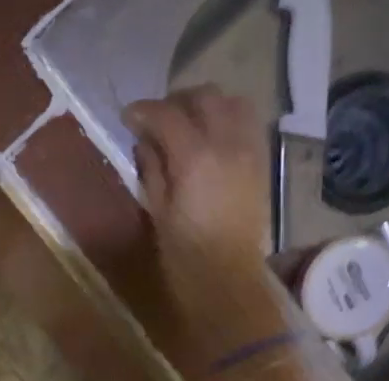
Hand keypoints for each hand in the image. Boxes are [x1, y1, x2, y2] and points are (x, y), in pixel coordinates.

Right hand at [124, 86, 269, 265]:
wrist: (227, 276)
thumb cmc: (184, 252)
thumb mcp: (158, 210)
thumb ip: (152, 168)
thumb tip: (145, 142)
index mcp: (194, 158)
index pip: (166, 115)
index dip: (143, 111)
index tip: (128, 117)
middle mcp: (226, 143)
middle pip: (204, 97)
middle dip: (177, 101)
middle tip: (157, 119)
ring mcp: (249, 148)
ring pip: (231, 101)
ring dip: (207, 105)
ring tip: (188, 123)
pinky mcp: (261, 160)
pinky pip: (247, 122)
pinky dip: (228, 118)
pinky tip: (212, 136)